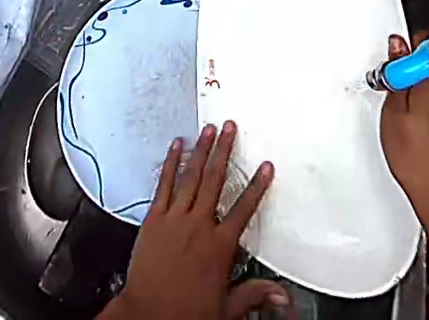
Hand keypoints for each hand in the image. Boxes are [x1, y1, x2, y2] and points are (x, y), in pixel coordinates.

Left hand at [104, 121, 287, 319]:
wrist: (148, 318)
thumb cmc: (184, 315)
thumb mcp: (226, 309)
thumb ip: (253, 295)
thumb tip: (280, 294)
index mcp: (218, 247)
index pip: (243, 209)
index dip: (257, 186)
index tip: (266, 167)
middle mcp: (198, 226)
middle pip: (215, 180)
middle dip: (224, 150)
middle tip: (231, 128)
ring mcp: (175, 219)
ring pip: (192, 176)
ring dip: (201, 150)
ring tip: (208, 129)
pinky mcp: (154, 218)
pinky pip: (164, 184)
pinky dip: (171, 163)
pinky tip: (176, 146)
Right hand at [379, 32, 428, 222]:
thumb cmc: (417, 159)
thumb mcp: (392, 111)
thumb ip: (396, 74)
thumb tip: (398, 48)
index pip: (423, 45)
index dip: (403, 50)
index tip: (393, 62)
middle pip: (427, 70)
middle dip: (408, 77)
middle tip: (391, 95)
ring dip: (418, 97)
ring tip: (401, 119)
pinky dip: (428, 115)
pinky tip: (416, 133)